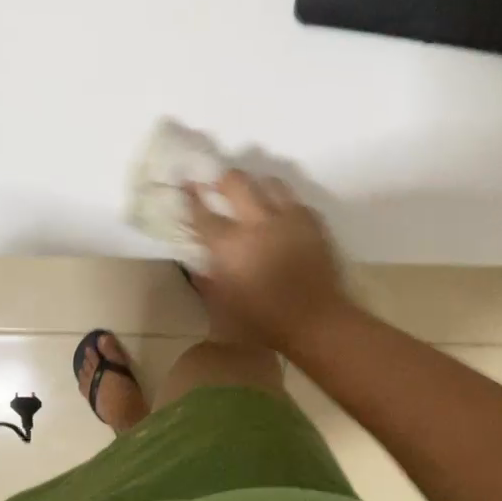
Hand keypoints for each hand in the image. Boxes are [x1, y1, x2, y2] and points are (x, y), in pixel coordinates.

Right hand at [185, 172, 350, 351]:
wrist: (315, 321)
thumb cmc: (262, 320)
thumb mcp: (222, 305)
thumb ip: (206, 279)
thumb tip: (197, 264)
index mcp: (228, 244)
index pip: (202, 211)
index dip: (191, 195)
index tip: (186, 184)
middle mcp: (256, 222)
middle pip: (236, 181)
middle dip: (223, 179)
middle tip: (219, 186)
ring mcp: (288, 218)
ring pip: (269, 182)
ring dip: (257, 186)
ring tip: (254, 197)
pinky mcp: (313, 222)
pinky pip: (295, 201)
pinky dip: (284, 204)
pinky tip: (282, 217)